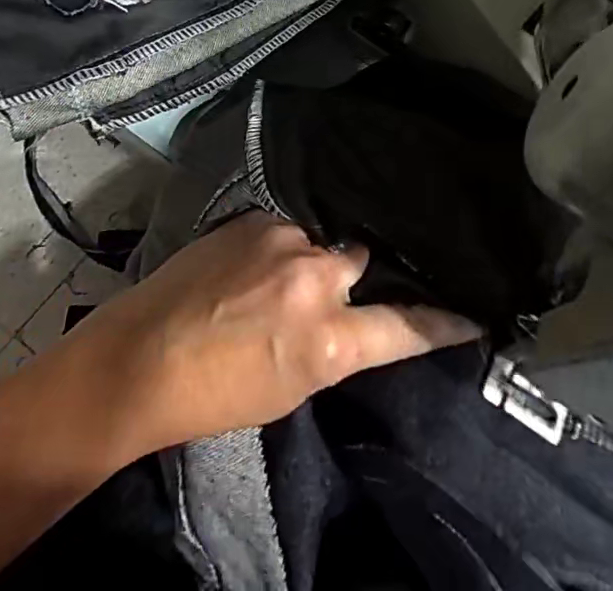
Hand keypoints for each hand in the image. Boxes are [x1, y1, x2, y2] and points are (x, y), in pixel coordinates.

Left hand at [58, 209, 483, 455]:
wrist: (138, 359)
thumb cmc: (216, 393)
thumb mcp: (293, 387)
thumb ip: (337, 347)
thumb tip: (359, 319)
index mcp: (328, 340)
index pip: (407, 326)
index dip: (445, 322)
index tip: (474, 316)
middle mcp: (315, 279)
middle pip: (363, 260)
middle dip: (353, 274)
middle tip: (327, 291)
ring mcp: (283, 241)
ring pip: (323, 242)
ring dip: (311, 260)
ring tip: (274, 280)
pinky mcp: (255, 219)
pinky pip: (288, 229)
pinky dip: (281, 247)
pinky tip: (252, 265)